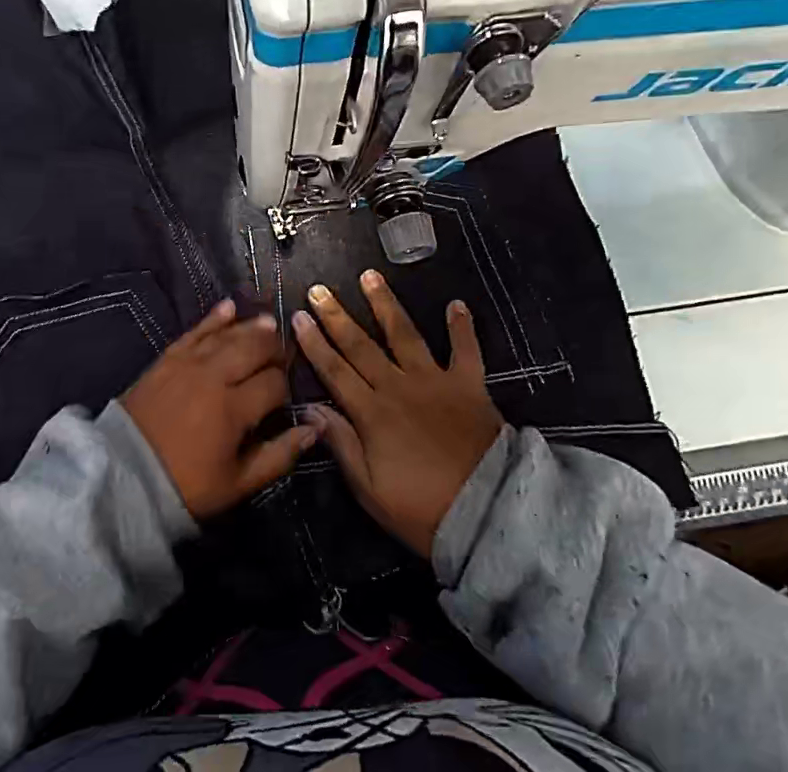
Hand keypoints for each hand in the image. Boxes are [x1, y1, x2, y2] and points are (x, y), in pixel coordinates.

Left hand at [121, 300, 318, 518]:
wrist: (121, 477)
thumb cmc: (185, 485)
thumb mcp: (238, 483)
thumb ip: (279, 455)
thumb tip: (314, 429)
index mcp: (234, 409)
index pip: (274, 383)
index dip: (285, 386)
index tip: (285, 396)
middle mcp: (214, 377)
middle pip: (254, 348)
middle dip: (274, 349)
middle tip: (283, 353)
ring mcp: (188, 364)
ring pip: (228, 336)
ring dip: (251, 327)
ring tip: (269, 323)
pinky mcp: (166, 360)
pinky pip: (195, 332)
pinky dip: (213, 318)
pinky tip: (228, 307)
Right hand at [292, 271, 504, 556]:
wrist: (489, 512)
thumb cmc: (422, 508)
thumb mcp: (369, 488)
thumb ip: (341, 444)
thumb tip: (310, 409)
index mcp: (372, 413)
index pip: (335, 371)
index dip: (314, 343)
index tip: (298, 317)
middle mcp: (399, 387)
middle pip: (362, 346)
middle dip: (337, 316)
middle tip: (320, 289)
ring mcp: (436, 382)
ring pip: (405, 335)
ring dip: (386, 305)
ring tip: (371, 276)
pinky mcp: (470, 385)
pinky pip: (467, 350)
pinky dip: (462, 327)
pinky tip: (457, 304)